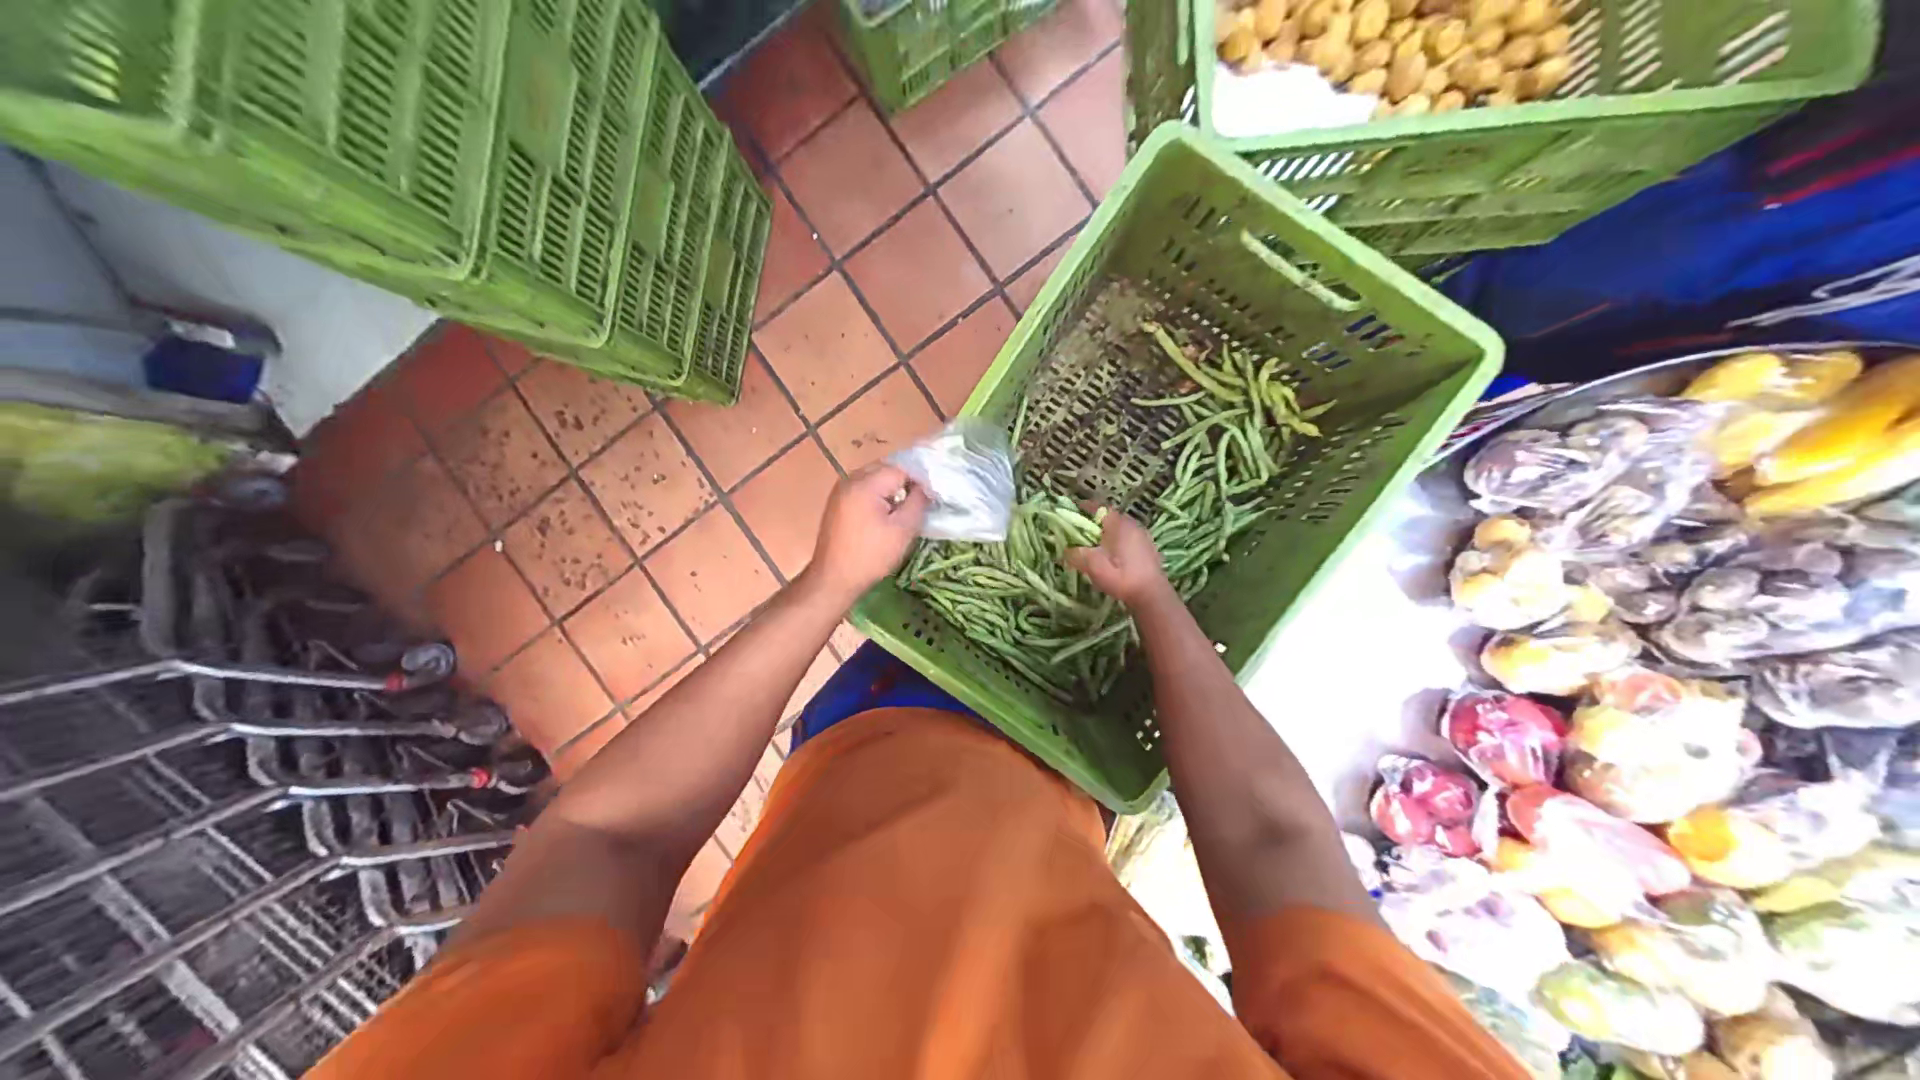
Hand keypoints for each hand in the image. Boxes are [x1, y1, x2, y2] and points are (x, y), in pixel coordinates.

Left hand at [804, 463, 929, 603]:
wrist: (833, 579)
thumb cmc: (871, 555)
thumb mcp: (903, 529)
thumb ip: (918, 501)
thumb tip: (925, 487)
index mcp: (865, 483)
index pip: (901, 468)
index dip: (918, 481)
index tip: (929, 498)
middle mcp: (850, 480)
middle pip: (885, 469)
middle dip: (904, 482)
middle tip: (918, 503)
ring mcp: (840, 491)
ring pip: (873, 478)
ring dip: (890, 489)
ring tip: (902, 510)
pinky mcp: (837, 503)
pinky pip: (862, 489)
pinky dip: (876, 496)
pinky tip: (883, 515)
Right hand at [1064, 507, 1173, 608]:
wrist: (1152, 596)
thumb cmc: (1121, 576)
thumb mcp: (1092, 566)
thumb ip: (1076, 554)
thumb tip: (1066, 550)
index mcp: (1119, 524)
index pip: (1099, 508)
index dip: (1084, 509)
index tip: (1072, 513)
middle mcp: (1133, 525)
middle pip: (1110, 518)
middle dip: (1095, 524)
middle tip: (1080, 533)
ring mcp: (1143, 537)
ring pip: (1120, 530)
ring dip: (1107, 534)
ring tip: (1095, 546)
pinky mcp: (1149, 550)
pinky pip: (1128, 540)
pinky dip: (1118, 544)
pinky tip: (1113, 558)